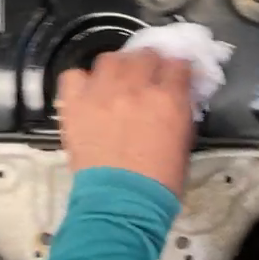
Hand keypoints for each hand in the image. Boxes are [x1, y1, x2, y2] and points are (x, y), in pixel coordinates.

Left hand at [56, 49, 194, 196]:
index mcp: (168, 99)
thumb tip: (176, 100)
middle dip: (148, 65)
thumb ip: (181, 114)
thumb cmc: (159, 183)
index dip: (176, 70)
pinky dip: (82, 82)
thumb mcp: (184, 144)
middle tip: (145, 81)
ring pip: (110, 59)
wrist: (120, 203)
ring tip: (116, 84)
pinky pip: (74, 76)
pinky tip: (88, 95)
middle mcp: (135, 87)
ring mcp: (102, 93)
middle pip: (144, 55)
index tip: (174, 77)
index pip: (178, 64)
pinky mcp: (75, 105)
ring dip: (117, 68)